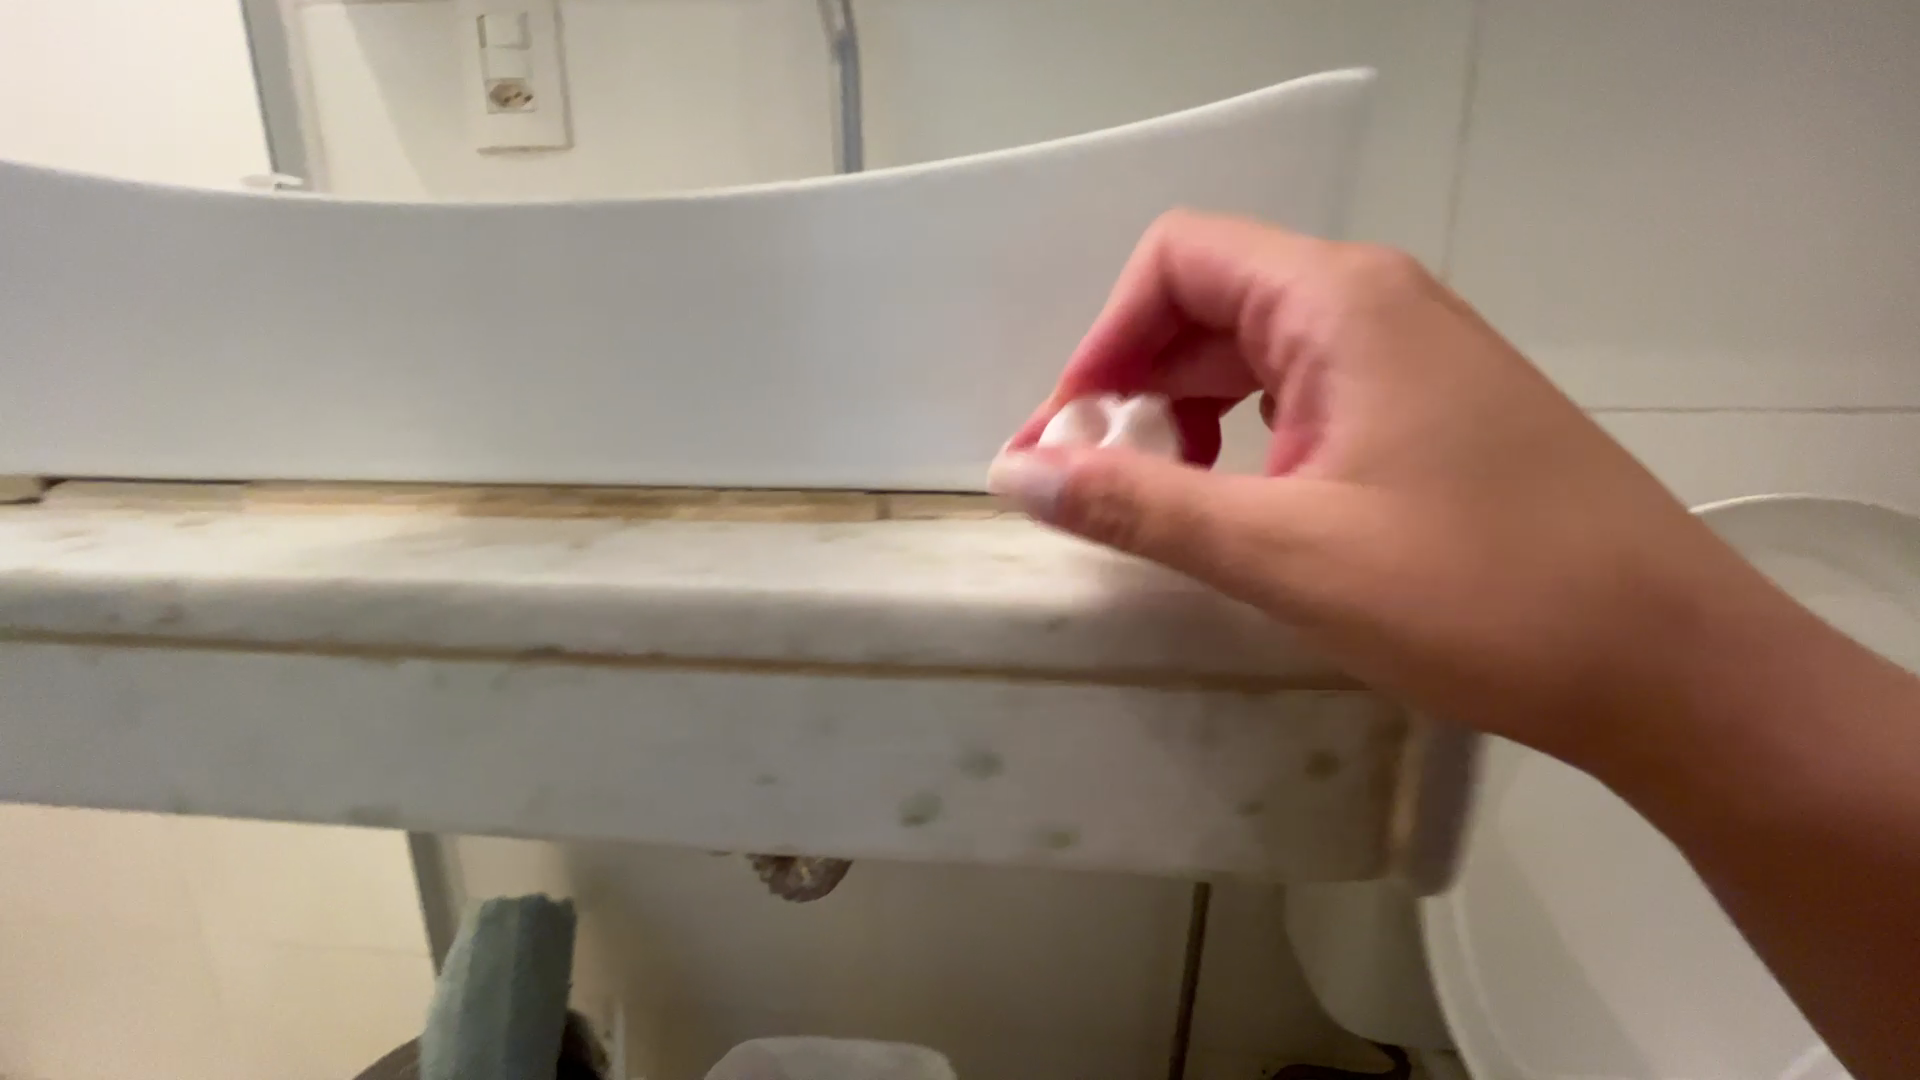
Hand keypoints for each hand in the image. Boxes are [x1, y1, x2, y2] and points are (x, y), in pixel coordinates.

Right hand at [990, 210, 1765, 762]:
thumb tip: (1018, 474)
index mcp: (1338, 303)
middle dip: (1127, 386)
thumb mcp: (1282, 553)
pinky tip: (1223, 503)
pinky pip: (1290, 397)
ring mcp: (1399, 359)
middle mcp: (1369, 306)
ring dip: (1175, 416)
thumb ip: (1137, 506)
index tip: (1069, 437)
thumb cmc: (1479, 598)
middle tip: (1083, 481)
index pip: (1175, 261)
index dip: (1102, 341)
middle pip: (1202, 304)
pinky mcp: (1415, 413)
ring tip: (1146, 498)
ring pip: (1243, 355)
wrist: (1671, 670)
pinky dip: (1230, 440)